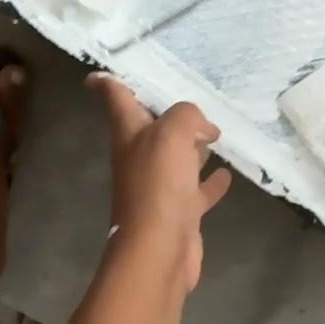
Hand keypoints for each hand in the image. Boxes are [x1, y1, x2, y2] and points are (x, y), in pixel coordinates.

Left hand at [89, 74, 232, 291]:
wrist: (159, 249)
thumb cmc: (158, 185)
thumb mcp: (172, 134)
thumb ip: (187, 116)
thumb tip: (204, 129)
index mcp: (129, 133)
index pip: (115, 98)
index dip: (105, 82)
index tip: (98, 73)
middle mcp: (139, 157)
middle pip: (149, 127)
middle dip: (164, 112)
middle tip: (186, 98)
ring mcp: (158, 186)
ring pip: (175, 157)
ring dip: (192, 145)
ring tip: (215, 132)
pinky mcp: (178, 211)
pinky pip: (195, 190)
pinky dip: (210, 181)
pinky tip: (226, 174)